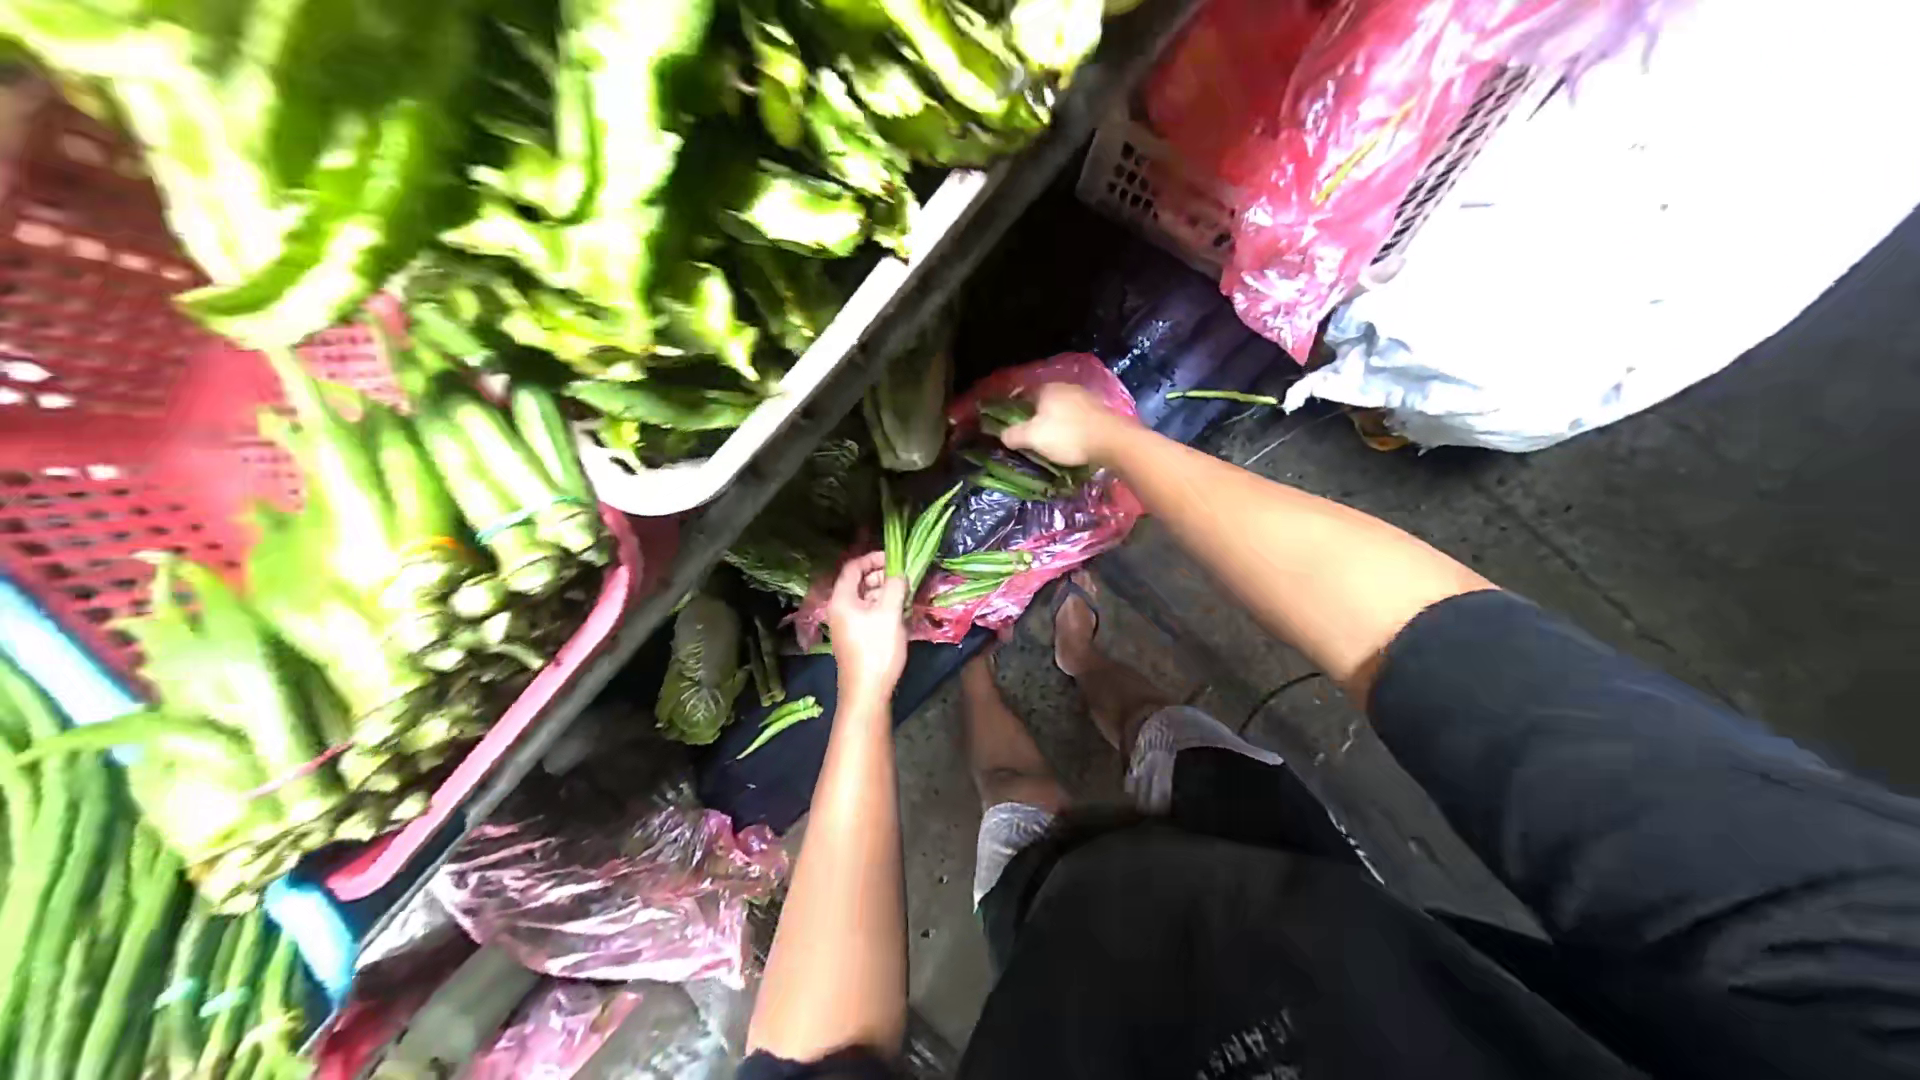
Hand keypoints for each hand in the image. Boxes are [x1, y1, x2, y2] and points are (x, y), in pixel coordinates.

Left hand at [827, 551, 907, 702]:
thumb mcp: (889, 613)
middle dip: (881, 576)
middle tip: (904, 578)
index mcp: (842, 599)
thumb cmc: (877, 649)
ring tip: (905, 595)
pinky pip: (868, 613)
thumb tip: (898, 573)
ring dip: (885, 592)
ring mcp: (847, 624)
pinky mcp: (856, 637)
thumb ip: (895, 587)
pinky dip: (883, 607)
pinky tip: (899, 612)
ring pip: (866, 598)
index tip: (894, 558)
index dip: (873, 558)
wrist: (867, 691)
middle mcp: (840, 608)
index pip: (853, 567)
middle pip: (859, 582)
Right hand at [999, 382, 1135, 467]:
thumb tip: (1002, 435)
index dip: (1014, 408)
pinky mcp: (1100, 410)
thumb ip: (1013, 434)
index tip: (1010, 422)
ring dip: (1056, 420)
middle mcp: (1066, 387)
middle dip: (1036, 414)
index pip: (1023, 394)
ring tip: (1050, 438)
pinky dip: (1071, 425)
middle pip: (1044, 400)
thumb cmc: (1067, 436)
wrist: (1111, 441)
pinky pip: (1078, 416)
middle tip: (1029, 433)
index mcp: (1047, 389)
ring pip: (1062, 408)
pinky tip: (1071, 438)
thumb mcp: (1032, 438)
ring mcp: (1085, 397)